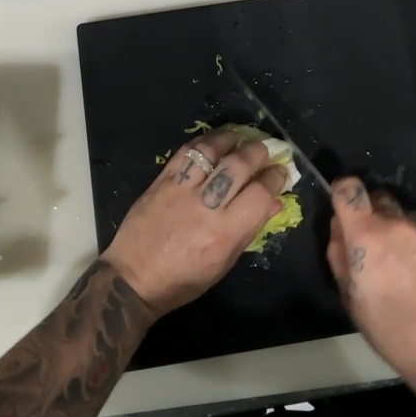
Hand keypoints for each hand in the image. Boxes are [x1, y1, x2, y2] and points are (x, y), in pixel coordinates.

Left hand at [102, 129, 286, 315]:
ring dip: (231, 139)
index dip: (275, 178)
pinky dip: (203, 143)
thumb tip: (275, 202)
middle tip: (264, 150)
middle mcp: (205, 207)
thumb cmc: (184, 279)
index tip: (280, 171)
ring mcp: (180, 190)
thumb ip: (251, 229)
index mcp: (224, 233)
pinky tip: (213, 143)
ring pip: (210, 152)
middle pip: (238, 165)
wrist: (135, 277)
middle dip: (258, 152)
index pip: (260, 194)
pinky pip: (185, 153)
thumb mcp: (224, 263)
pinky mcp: (161, 181)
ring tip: (240, 138)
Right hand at [327, 176, 415, 390]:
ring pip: (402, 216)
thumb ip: (339, 255)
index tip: (344, 207)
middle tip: (373, 244)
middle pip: (378, 198)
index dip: (343, 192)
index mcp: (366, 237)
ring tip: (402, 263)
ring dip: (396, 230)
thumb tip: (340, 228)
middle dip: (371, 215)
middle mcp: (396, 224)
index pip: (349, 189)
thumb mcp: (350, 298)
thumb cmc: (390, 330)